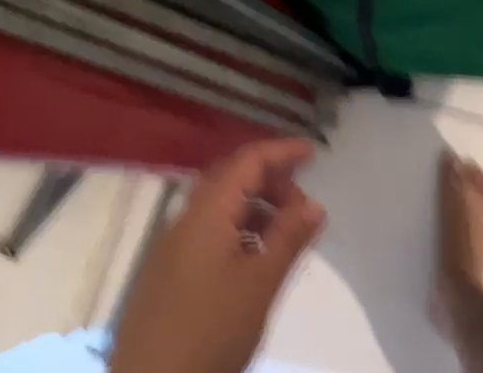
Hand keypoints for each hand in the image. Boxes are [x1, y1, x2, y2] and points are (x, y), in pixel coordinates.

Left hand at [110, 139, 327, 372]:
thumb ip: (289, 238)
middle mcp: (185, 218)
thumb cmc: (211, 330)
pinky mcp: (167, 274)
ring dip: (256, 209)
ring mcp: (172, 246)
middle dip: (271, 182)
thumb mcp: (260, 284)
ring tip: (285, 236)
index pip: (248, 161)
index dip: (282, 152)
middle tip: (303, 207)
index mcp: (207, 212)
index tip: (314, 155)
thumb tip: (315, 204)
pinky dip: (238, 233)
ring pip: (220, 208)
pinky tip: (255, 262)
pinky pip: (208, 233)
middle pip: (232, 179)